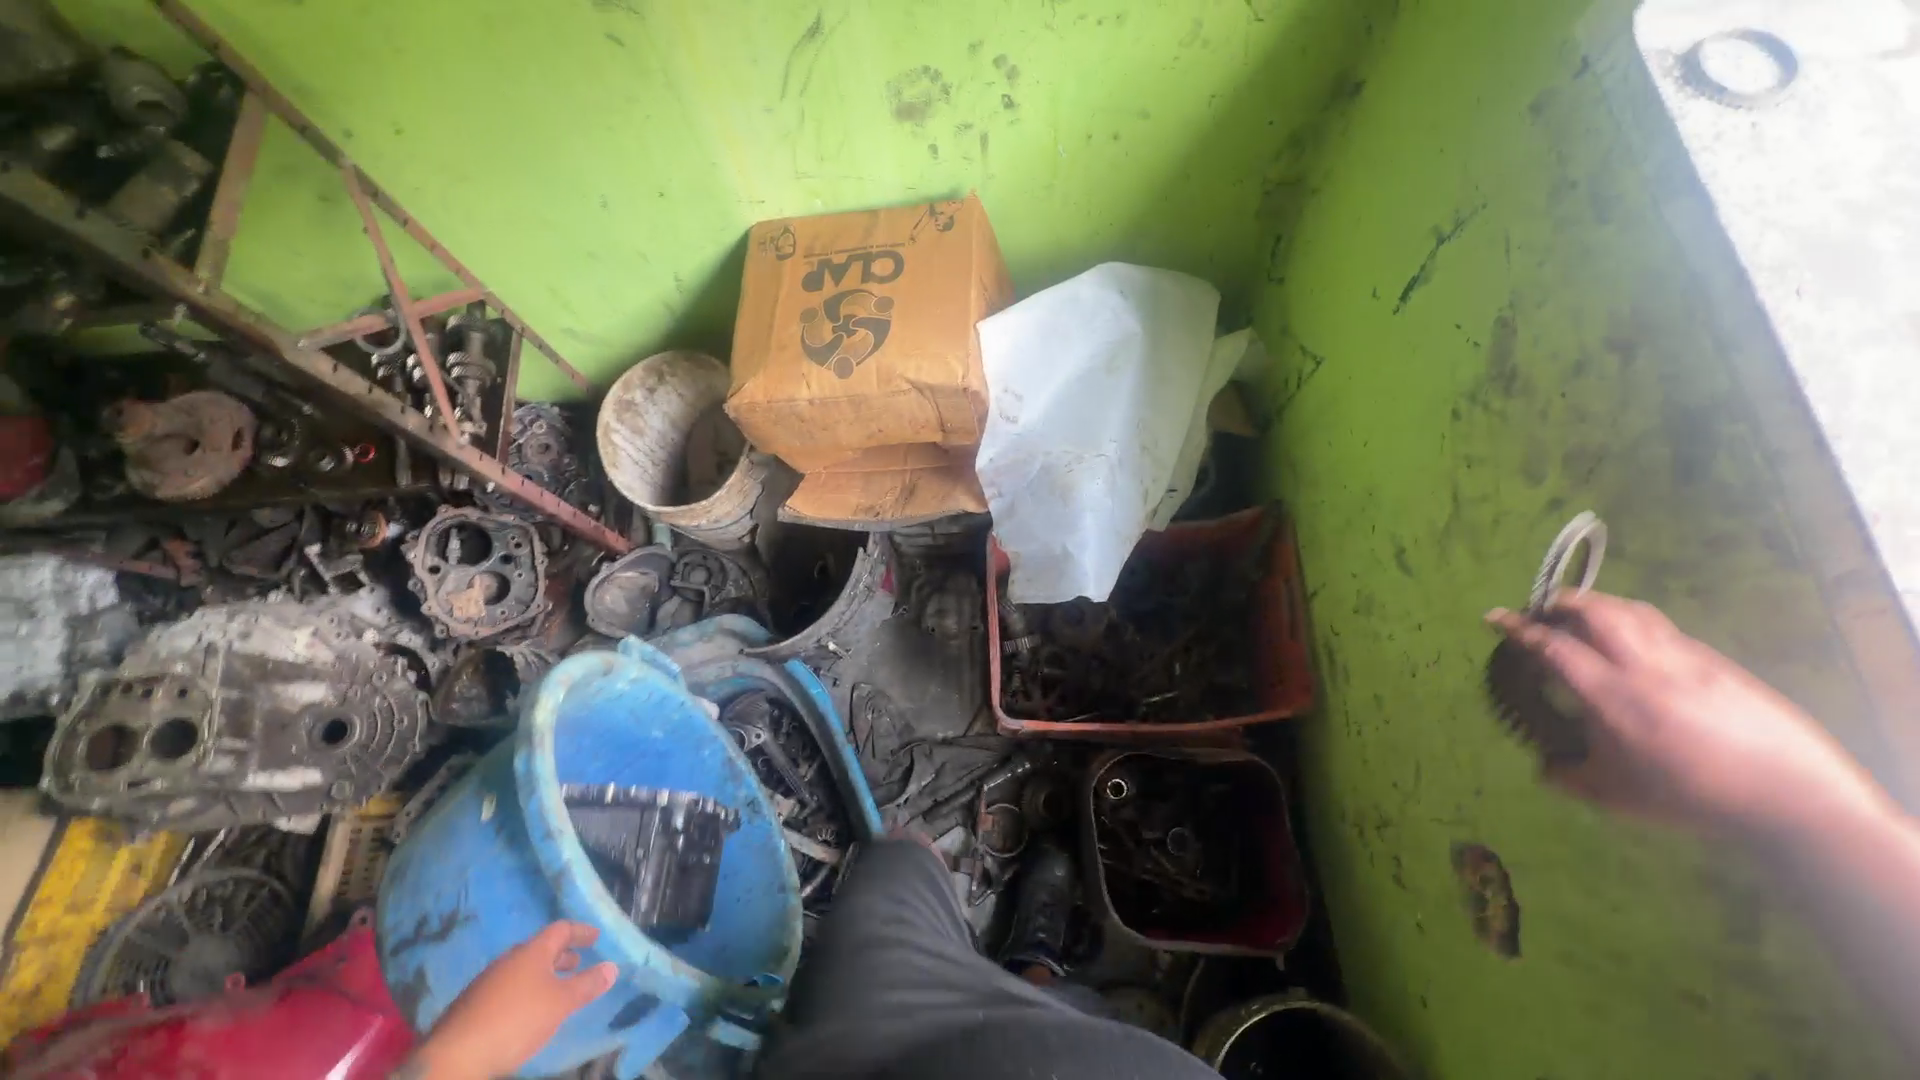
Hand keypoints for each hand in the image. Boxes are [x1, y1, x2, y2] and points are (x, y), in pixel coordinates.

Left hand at [408, 921, 617, 1079]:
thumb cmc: (516, 1021)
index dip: (581, 932)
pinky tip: (528, 1013)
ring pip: (523, 970)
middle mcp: (508, 960)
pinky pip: (508, 988)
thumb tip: (612, 967)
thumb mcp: (560, 1004)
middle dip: (561, 955)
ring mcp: (487, 983)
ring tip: (557, 991)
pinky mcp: (472, 1006)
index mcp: (531, 952)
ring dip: (543, 975)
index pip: (560, 929)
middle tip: (579, 963)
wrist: (454, 1058)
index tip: (596, 938)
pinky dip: (526, 991)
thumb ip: (587, 985)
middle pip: (540, 949)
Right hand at [1487, 590, 1889, 839]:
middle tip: (1542, 607)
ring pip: (1635, 613)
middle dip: (1562, 602)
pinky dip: (1637, 625)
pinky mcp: (1719, 666)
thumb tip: (1545, 768)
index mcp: (1612, 697)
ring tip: (1585, 614)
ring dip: (1601, 605)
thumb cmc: (1693, 797)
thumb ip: (1572, 778)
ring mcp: (1687, 661)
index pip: (1554, 648)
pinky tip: (1636, 646)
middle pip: (1597, 612)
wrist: (1793, 797)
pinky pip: (1667, 632)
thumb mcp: (1618, 797)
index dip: (1519, 629)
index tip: (1495, 618)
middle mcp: (1645, 668)